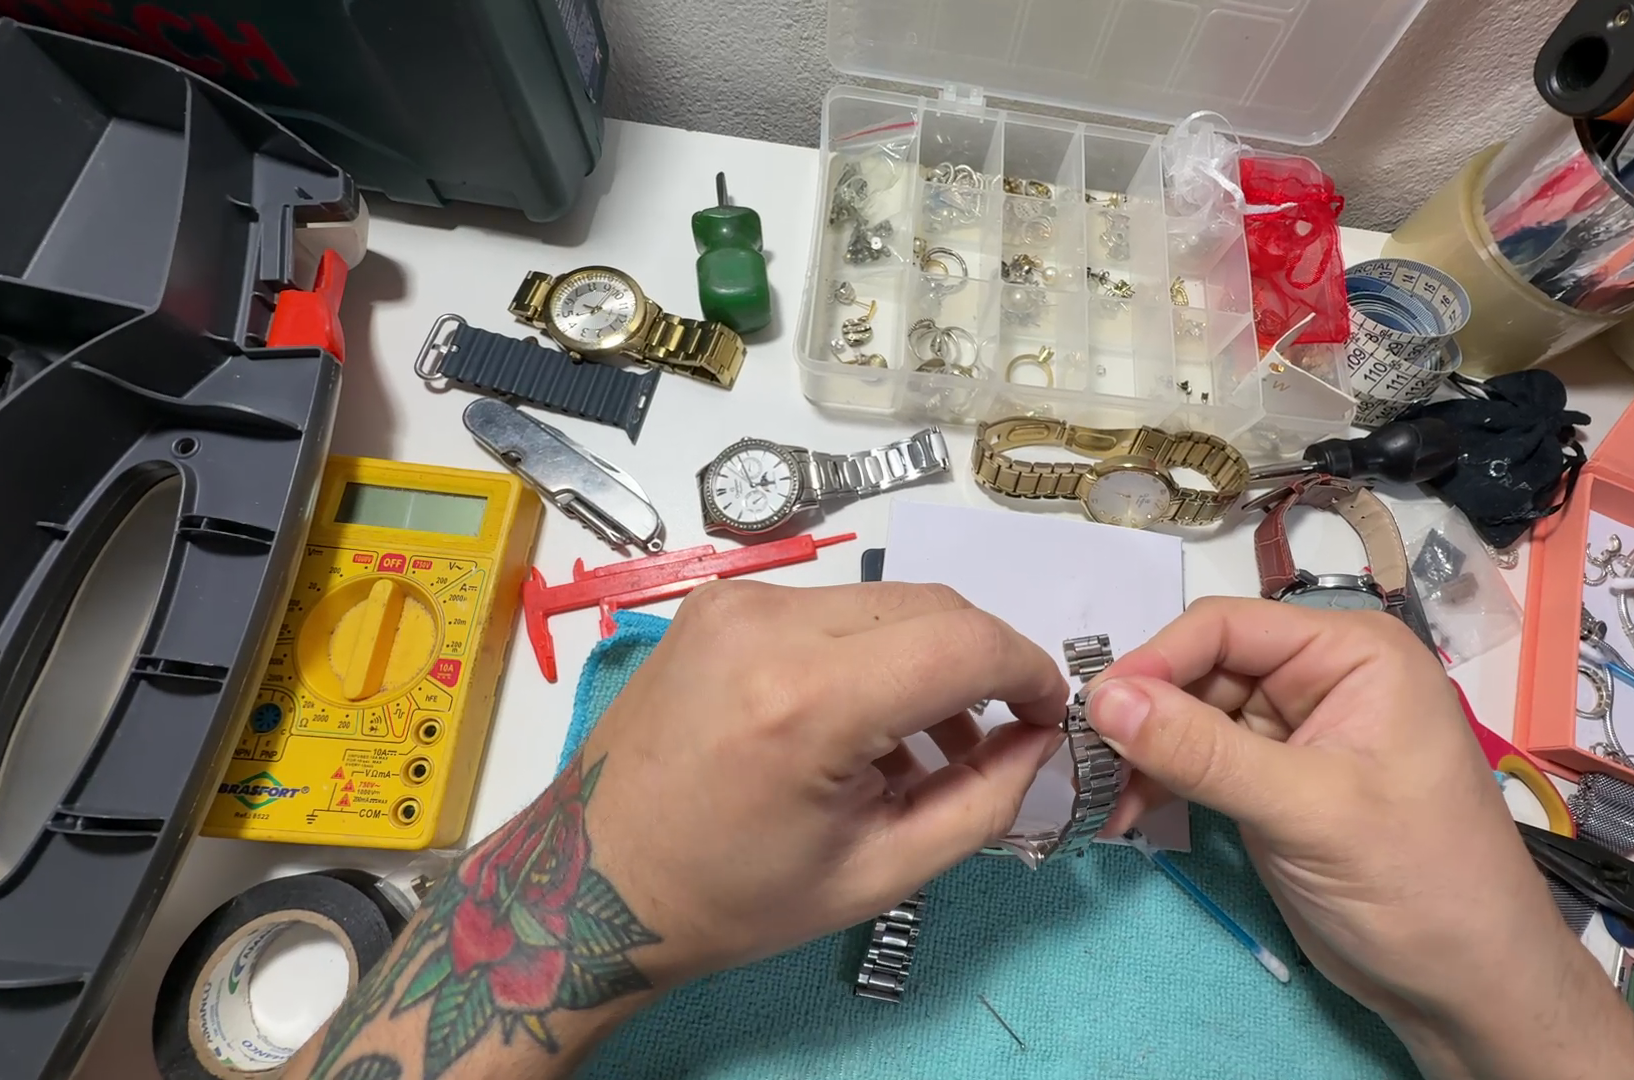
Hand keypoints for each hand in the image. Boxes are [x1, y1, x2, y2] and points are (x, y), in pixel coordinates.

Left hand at [582, 581, 1069, 985]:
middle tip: (991, 730)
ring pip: (887, 601)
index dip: (1027, 670)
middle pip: (931, 606)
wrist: (588, 878)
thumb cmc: (732, 897)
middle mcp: (770, 622)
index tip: (1046, 712)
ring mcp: (739, 599)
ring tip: (924, 740)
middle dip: (981, 662)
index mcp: (807, 699)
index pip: (964, 642)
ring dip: (926, 657)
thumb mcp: (878, 873)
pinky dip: (872, 650)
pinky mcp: (722, 598)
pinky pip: (834, 607)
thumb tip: (1038, 737)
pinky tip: (863, 715)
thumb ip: (983, 801)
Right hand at [1084, 598, 1633, 1079]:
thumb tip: (1101, 699)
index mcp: (1347, 652)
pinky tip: (1126, 813)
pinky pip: (1191, 756)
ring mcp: (1286, 725)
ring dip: (1141, 754)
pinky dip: (1156, 781)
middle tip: (1089, 763)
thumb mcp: (1308, 811)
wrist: (1469, 997)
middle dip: (1143, 716)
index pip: (1224, 628)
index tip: (1096, 709)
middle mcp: (1313, 674)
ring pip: (1184, 714)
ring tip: (1102, 798)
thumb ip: (1201, 751)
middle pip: (1197, 669)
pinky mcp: (1264, 771)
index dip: (1156, 661)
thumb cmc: (1417, 886)